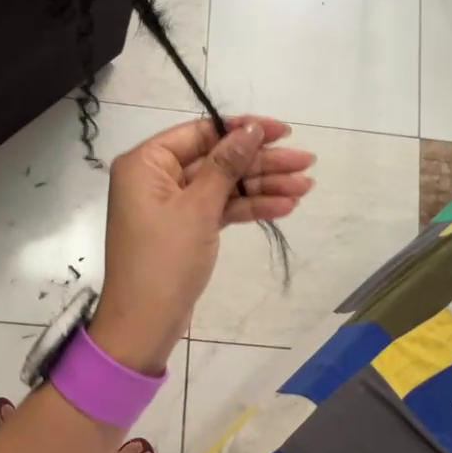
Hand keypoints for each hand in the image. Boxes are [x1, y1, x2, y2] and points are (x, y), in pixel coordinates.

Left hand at [90, 116, 315, 373]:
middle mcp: (155, 178)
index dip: (242, 130)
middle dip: (261, 161)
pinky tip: (285, 206)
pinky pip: (219, 209)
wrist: (145, 323)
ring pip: (222, 186)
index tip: (283, 131)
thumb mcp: (198, 208)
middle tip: (306, 162)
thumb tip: (250, 129)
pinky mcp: (184, 229)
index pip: (200, 133)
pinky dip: (248, 208)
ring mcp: (171, 205)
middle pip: (215, 159)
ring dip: (262, 186)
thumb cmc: (164, 260)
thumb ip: (226, 165)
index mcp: (145, 163)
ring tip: (306, 187)